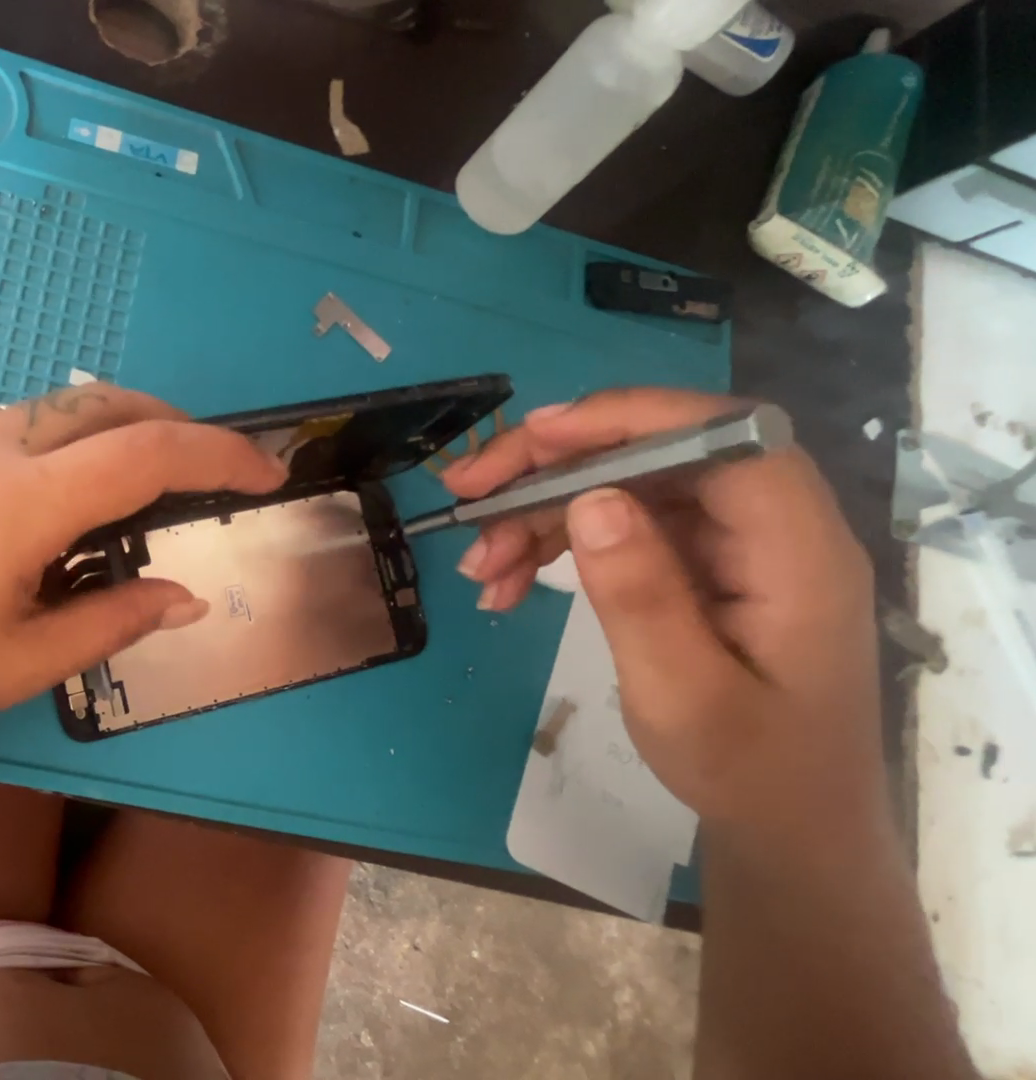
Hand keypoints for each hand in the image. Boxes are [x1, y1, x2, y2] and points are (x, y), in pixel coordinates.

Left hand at [0, 384, 287, 771]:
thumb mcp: (19, 663)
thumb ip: (113, 619)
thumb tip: (187, 597)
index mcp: (18, 499)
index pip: (146, 451)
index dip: (218, 454)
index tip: (264, 470)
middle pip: (99, 404)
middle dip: (168, 423)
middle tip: (205, 470)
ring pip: (49, 411)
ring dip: (107, 433)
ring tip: (132, 492)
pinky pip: (3, 429)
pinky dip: (54, 447)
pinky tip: (50, 502)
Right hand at [442, 388, 882, 832]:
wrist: (783, 820)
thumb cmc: (745, 766)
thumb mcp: (681, 692)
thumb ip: (639, 595)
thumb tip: (590, 499)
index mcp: (794, 550)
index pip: (721, 439)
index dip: (626, 420)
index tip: (532, 436)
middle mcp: (766, 527)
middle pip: (654, 454)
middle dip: (552, 468)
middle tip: (465, 491)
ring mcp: (726, 543)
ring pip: (620, 488)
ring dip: (536, 516)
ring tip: (478, 568)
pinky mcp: (693, 561)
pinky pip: (613, 527)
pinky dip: (550, 545)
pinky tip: (503, 583)